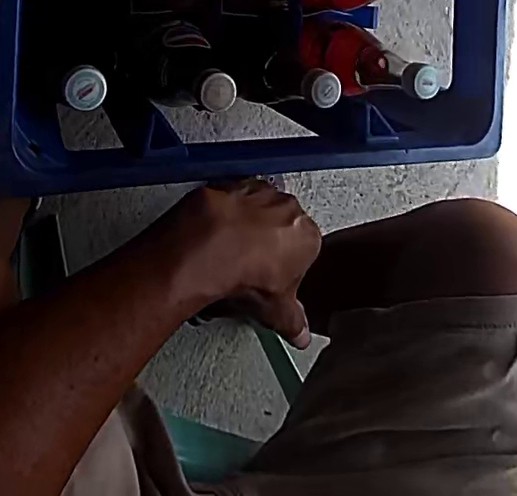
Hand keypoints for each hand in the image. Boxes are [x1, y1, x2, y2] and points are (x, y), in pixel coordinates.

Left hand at [150, 179, 321, 347]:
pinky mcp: (230, 183)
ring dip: (247, 223)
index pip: (305, 250)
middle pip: (282, 225)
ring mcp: (257, 191)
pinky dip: (225, 211)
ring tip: (230, 250)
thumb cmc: (246, 273)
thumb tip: (300, 333)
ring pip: (257, 208)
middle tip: (251, 266)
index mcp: (307, 234)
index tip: (274, 279)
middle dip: (270, 242)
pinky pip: (231, 198)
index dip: (288, 267)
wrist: (209, 250)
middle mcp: (287, 205)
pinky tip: (215, 233)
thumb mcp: (276, 312)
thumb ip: (294, 322)